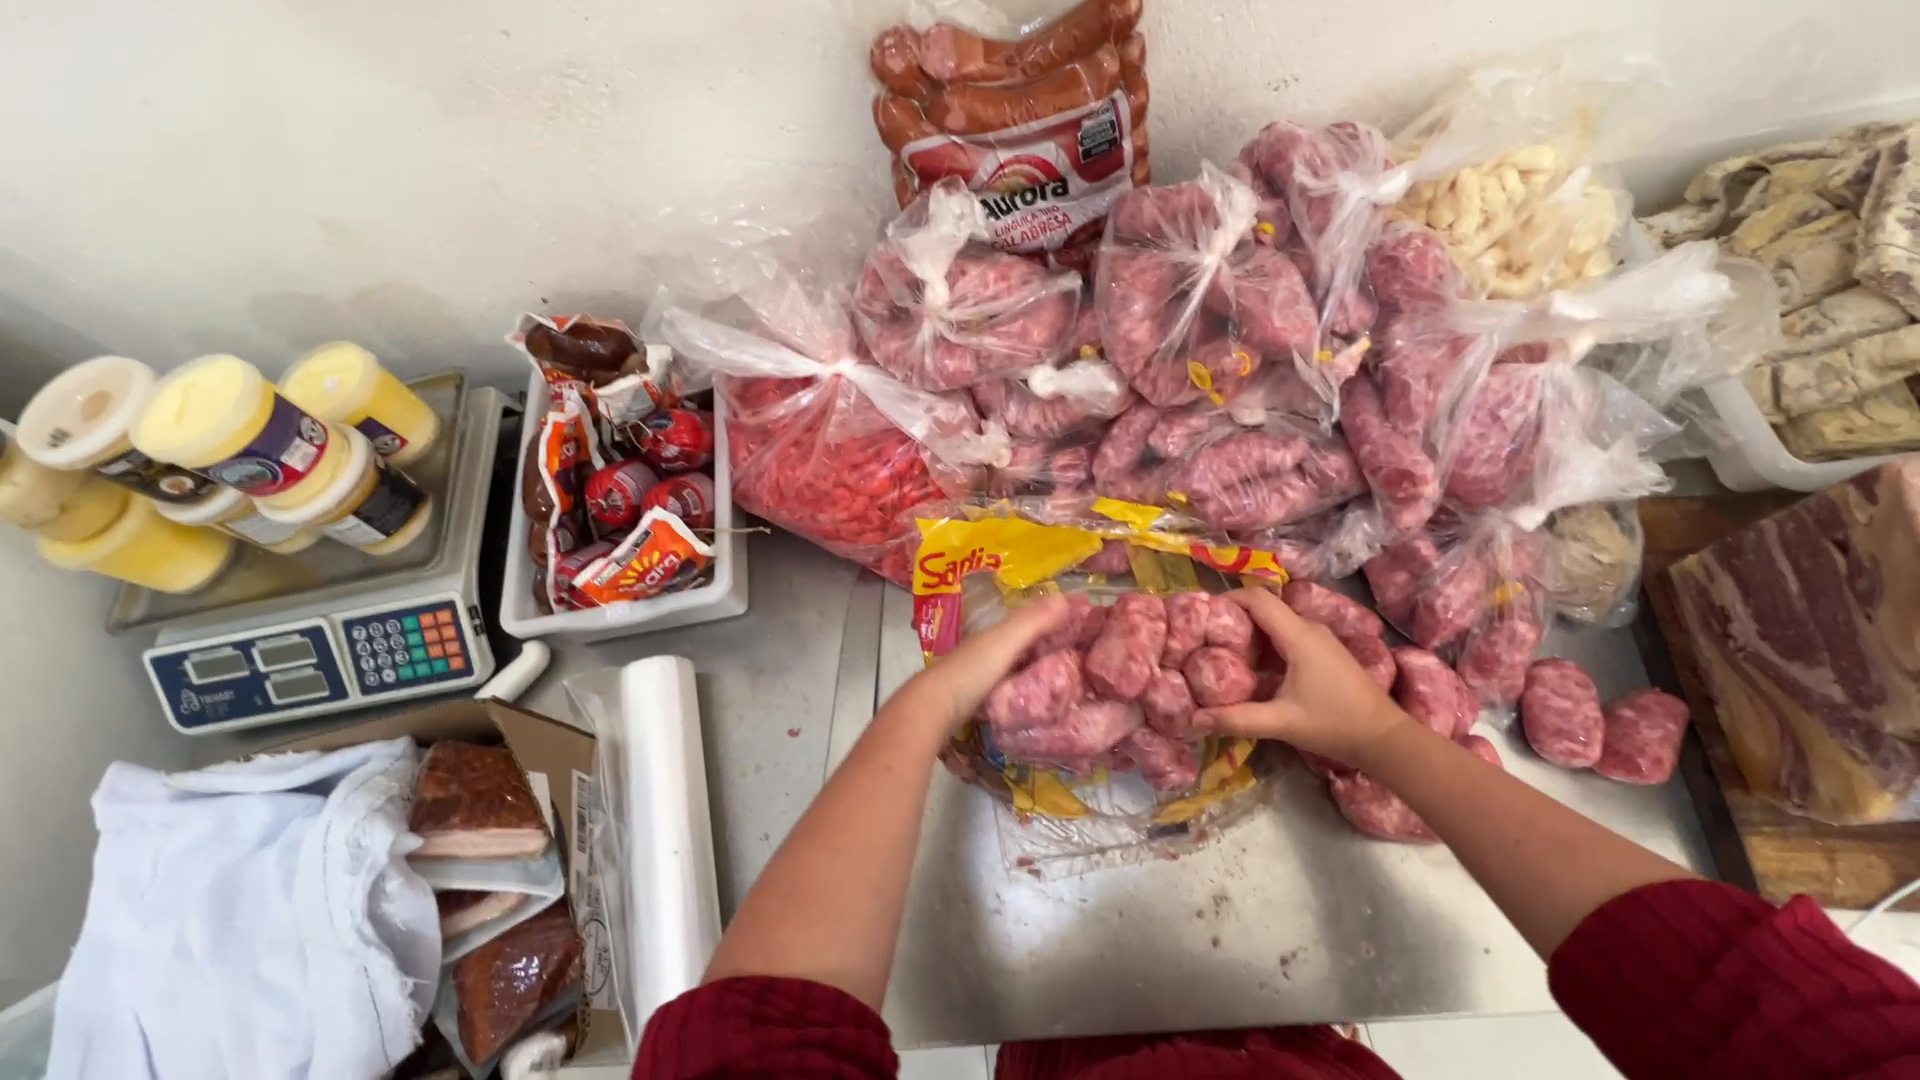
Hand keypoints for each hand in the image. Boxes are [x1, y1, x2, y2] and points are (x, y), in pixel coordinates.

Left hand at [903, 593, 1071, 735]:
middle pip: (1023, 639)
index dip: (1055, 613)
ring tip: (1067, 672)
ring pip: (1015, 662)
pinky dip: (1025, 683)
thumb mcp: (1004, 643)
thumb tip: (1066, 595)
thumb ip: (1032, 622)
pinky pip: (1009, 685)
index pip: (1030, 617)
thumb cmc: (969, 673)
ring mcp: (977, 674)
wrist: (930, 711)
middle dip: (1049, 637)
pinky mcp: (974, 700)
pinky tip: (1036, 696)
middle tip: (1084, 646)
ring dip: (1037, 661)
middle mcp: (985, 649)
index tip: (1086, 614)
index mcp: (993, 634)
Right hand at [1191, 587, 1408, 766]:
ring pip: (1276, 623)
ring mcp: (1320, 640)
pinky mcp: (1324, 653)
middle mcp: (1309, 629)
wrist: (1385, 739)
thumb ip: (1236, 719)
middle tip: (1205, 638)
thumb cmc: (1334, 724)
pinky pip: (1287, 636)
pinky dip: (1265, 645)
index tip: (1202, 614)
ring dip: (1249, 634)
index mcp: (1298, 636)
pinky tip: (1253, 670)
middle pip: (1264, 609)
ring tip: (1222, 654)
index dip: (1227, 599)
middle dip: (1233, 619)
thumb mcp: (1281, 723)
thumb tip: (1193, 720)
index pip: (1257, 599)